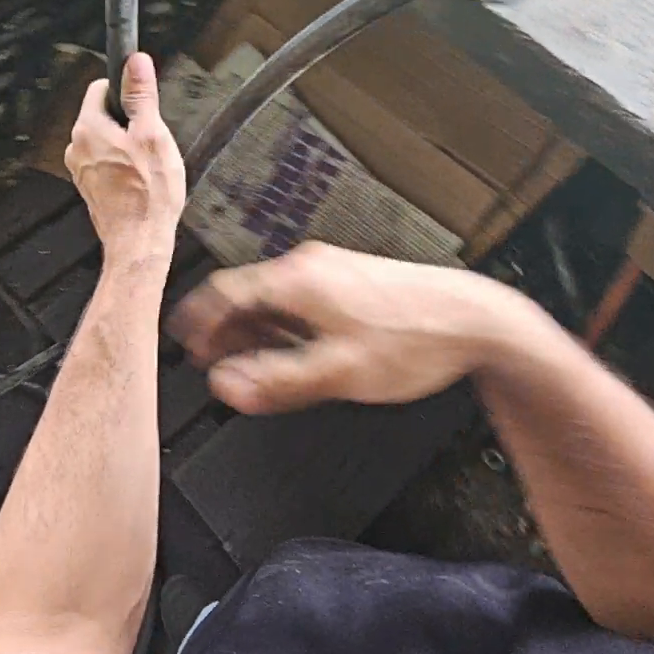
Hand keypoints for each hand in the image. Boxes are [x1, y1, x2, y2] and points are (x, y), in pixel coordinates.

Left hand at [65, 53, 185, 264]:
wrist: (139, 243)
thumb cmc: (148, 194)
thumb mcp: (152, 134)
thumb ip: (141, 95)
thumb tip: (136, 61)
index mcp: (88, 128)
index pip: (101, 87)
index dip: (126, 92)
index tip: (144, 105)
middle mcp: (77, 147)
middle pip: (104, 115)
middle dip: (129, 123)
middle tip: (151, 144)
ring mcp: (81, 170)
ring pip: (107, 141)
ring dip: (127, 147)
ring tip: (147, 168)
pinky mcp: (89, 188)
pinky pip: (106, 164)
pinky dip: (123, 167)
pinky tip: (140, 183)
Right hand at [166, 242, 538, 414]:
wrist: (472, 318)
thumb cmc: (415, 339)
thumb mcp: (340, 372)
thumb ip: (278, 382)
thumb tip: (227, 386)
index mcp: (298, 279)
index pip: (225, 291)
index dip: (197, 319)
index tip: (181, 340)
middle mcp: (311, 267)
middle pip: (247, 293)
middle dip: (223, 328)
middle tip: (209, 359)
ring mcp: (331, 272)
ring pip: (273, 298)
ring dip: (252, 329)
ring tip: (245, 361)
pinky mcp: (348, 283)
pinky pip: (298, 300)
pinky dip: (281, 325)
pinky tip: (289, 350)